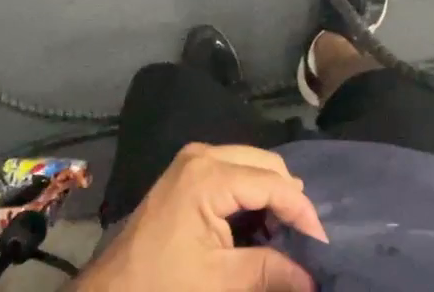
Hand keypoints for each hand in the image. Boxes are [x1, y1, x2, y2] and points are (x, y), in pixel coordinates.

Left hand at [74, 143, 326, 291]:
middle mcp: (203, 155)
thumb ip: (270, 271)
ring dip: (271, 197)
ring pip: (251, 166)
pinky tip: (258, 227)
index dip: (302, 212)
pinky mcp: (187, 173)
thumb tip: (311, 278)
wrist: (110, 291)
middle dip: (288, 200)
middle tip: (303, 241)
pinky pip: (234, 172)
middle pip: (265, 165)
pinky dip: (251, 195)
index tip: (323, 244)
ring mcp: (193, 161)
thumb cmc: (163, 283)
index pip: (273, 182)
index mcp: (210, 174)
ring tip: (282, 237)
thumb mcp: (221, 281)